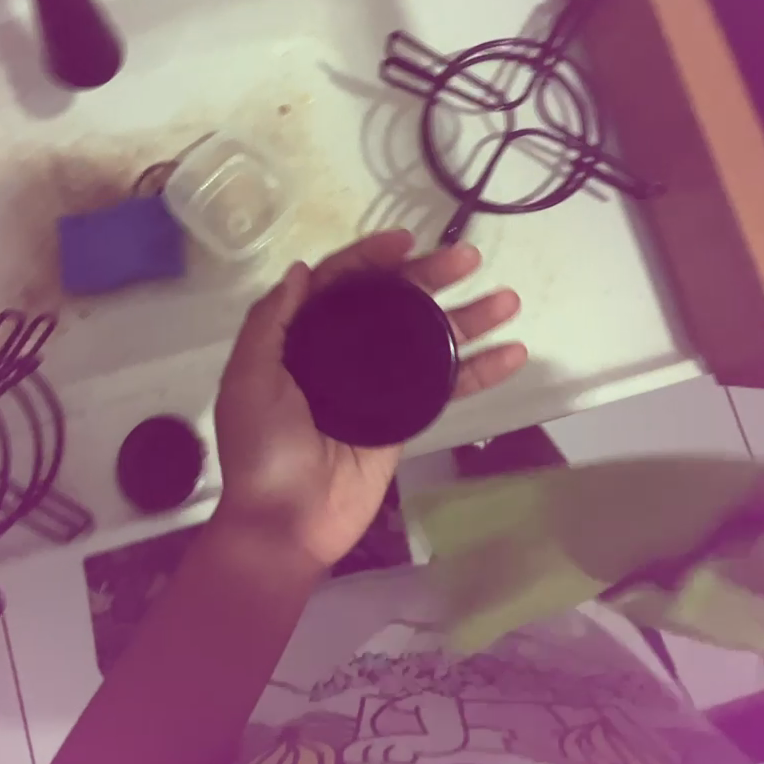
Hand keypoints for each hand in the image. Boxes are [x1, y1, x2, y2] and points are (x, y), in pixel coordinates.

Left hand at [211, 229, 527, 571]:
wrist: (286, 522)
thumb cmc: (262, 448)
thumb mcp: (249, 379)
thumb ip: (270, 323)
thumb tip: (300, 269)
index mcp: (303, 337)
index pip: (340, 282)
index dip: (369, 257)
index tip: (406, 241)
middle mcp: (344, 351)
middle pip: (392, 302)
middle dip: (430, 276)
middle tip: (468, 258)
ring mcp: (381, 383)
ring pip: (428, 339)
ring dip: (467, 318)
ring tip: (508, 299)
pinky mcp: (406, 416)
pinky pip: (448, 387)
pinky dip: (480, 370)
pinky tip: (514, 353)